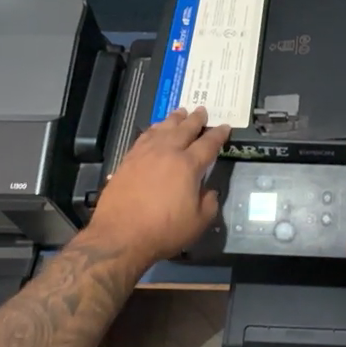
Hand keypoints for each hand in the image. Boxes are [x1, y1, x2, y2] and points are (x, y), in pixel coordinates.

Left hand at [88, 107, 228, 263]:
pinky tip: (155, 130)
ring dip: (173, 120)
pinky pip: (144, 137)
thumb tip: (208, 190)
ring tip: (179, 112)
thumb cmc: (164, 231)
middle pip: (184, 129)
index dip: (218, 135)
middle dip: (196, 119)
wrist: (120, 236)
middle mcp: (167, 153)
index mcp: (188, 165)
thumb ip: (209, 202)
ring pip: (162, 129)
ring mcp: (144, 154)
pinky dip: (153, 130)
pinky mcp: (127, 161)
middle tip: (202, 110)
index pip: (208, 144)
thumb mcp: (198, 222)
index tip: (225, 127)